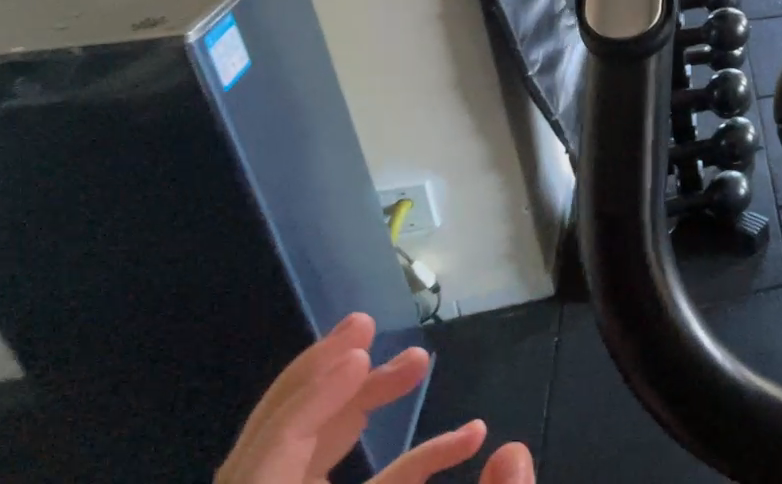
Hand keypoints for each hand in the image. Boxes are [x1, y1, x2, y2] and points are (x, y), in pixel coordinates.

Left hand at [217, 312, 533, 483]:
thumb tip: (512, 453)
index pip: (270, 456)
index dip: (309, 400)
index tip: (363, 349)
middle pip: (271, 442)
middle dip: (322, 377)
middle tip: (368, 325)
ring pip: (303, 456)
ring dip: (360, 403)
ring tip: (416, 363)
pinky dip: (406, 456)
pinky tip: (468, 436)